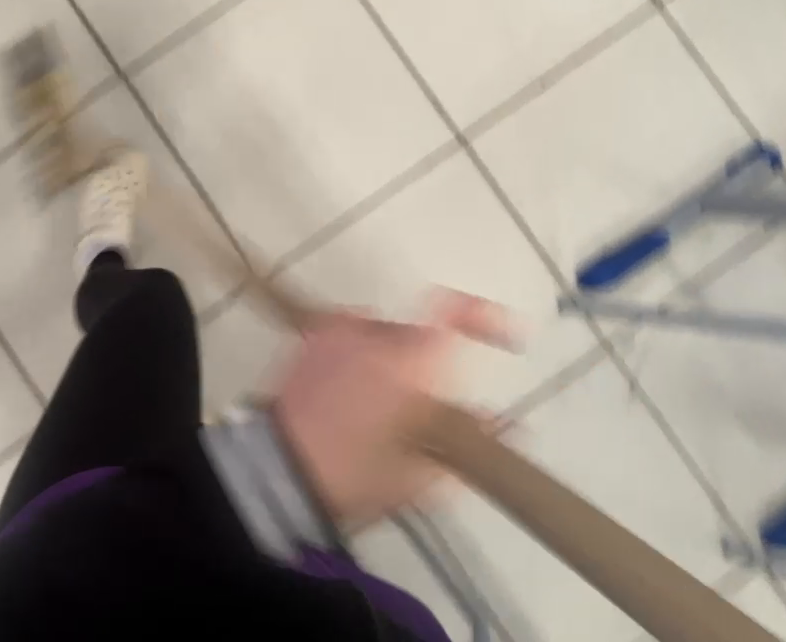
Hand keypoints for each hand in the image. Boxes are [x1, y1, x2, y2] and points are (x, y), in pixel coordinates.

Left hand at [271, 291, 509, 530]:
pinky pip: (351, 335)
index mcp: (404, 363)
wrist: (277, 470)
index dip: (483, 314)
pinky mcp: (307, 336)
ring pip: (384, 335)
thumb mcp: (421, 476)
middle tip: (427, 409)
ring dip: (395, 361)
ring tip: (385, 408)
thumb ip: (469, 442)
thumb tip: (508, 424)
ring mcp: (333, 330)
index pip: (450, 310)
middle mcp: (369, 333)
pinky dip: (364, 357)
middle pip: (418, 333)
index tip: (507, 333)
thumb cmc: (354, 476)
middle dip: (430, 364)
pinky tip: (356, 394)